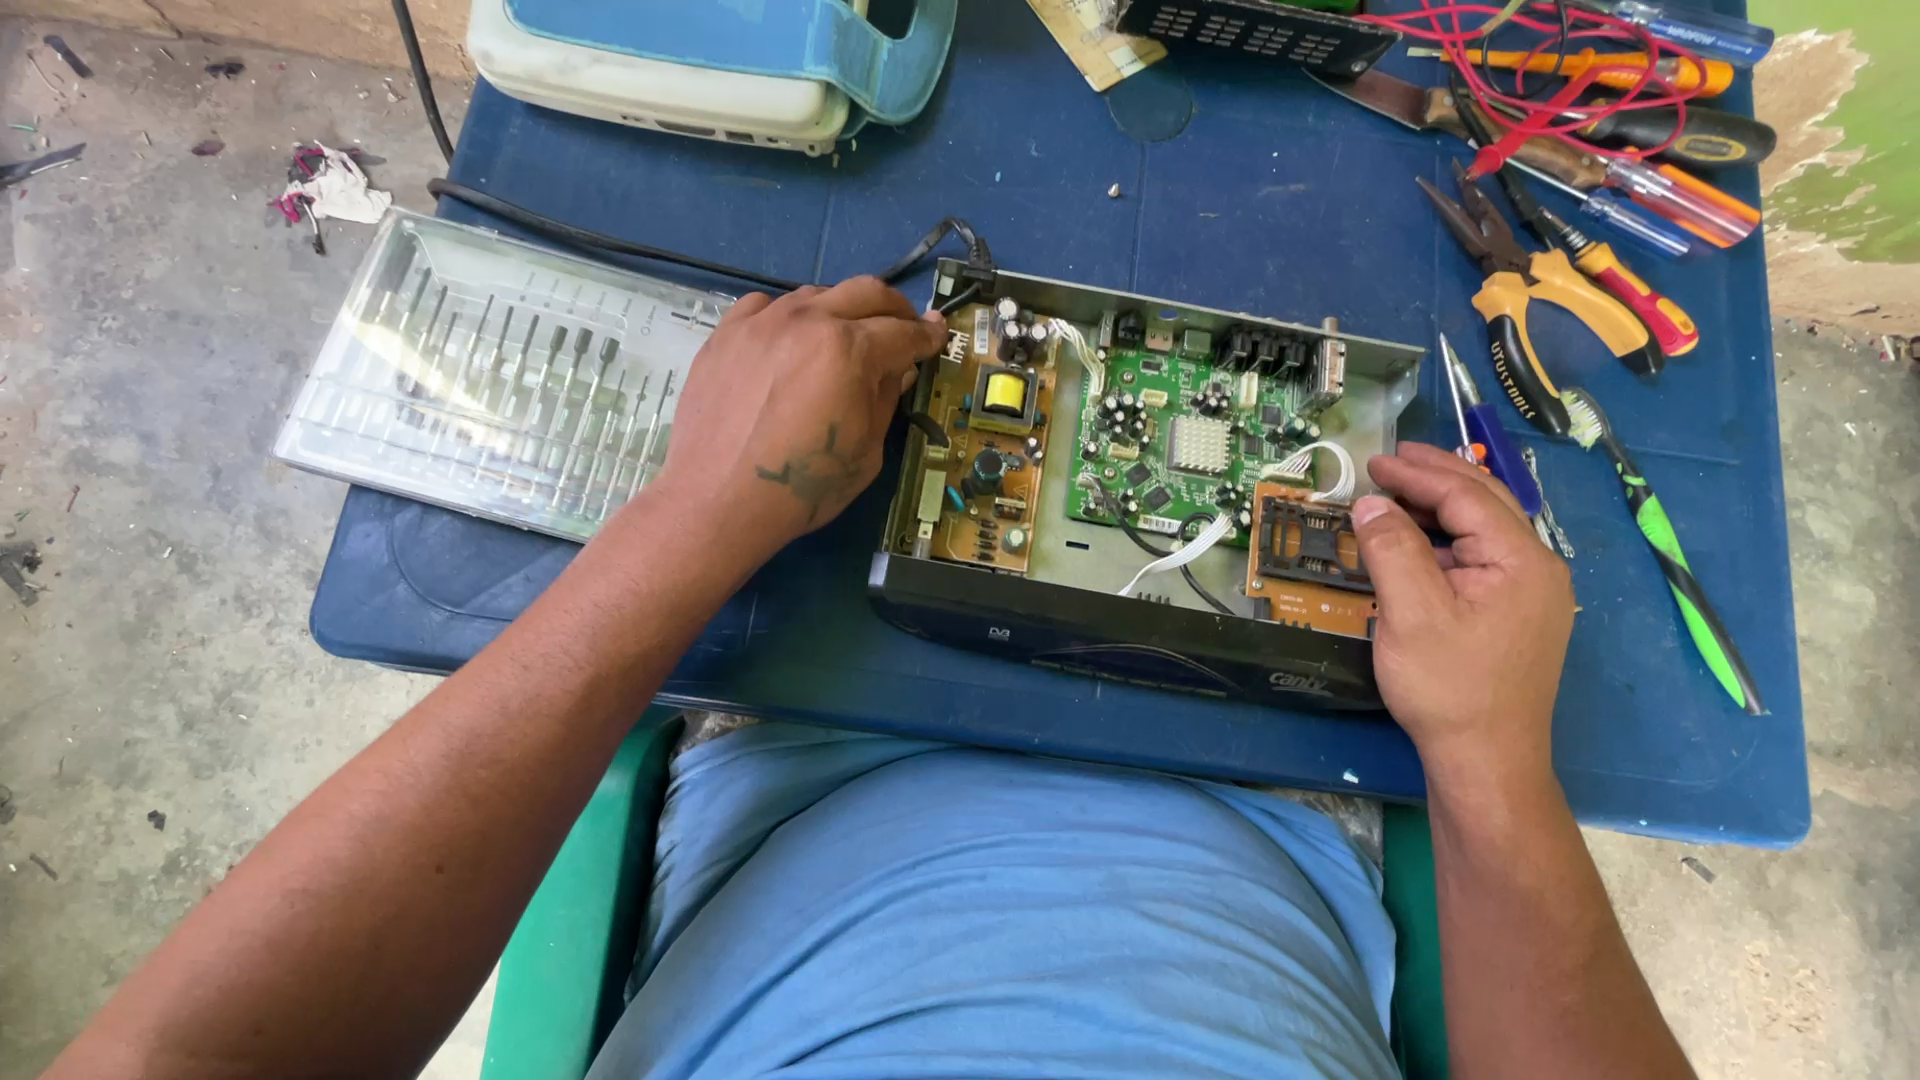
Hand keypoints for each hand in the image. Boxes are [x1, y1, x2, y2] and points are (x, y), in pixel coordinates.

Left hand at [645, 276, 945, 570]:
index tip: (938, 334)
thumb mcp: (866, 453)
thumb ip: (884, 401)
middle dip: (894, 307)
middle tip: (903, 325)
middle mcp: (808, 321)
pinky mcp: (725, 333)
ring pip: (816, 294)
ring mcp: (762, 322)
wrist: (718, 500)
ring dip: (841, 309)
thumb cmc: (803, 488)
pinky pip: (766, 306)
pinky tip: (788, 341)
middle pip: (865, 292)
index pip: (903, 332)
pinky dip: (789, 316)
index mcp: (850, 351)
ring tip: (845, 335)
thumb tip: (896, 370)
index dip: (928, 335)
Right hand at [1351, 442, 1574, 787]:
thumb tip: (1369, 503)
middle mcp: (1536, 568)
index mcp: (1520, 561)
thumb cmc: (1448, 685)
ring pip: (1483, 530)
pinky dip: (1444, 539)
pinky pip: (1479, 558)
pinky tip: (1416, 541)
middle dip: (1436, 476)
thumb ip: (1391, 550)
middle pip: (1485, 504)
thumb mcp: (1410, 613)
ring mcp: (1530, 593)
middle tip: (1391, 459)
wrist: (1485, 758)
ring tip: (1397, 491)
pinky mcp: (1514, 614)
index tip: (1373, 462)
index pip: (1467, 497)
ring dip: (1439, 506)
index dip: (1418, 474)